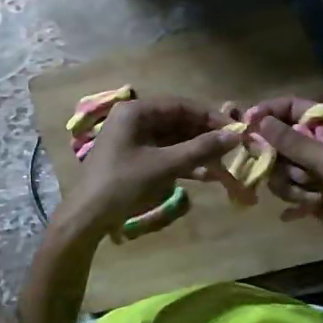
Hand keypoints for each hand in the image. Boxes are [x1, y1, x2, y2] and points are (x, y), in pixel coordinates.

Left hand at [64, 96, 239, 232]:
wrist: (88, 216)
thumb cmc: (124, 184)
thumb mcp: (165, 165)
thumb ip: (200, 149)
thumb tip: (235, 136)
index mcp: (136, 111)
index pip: (181, 105)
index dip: (209, 117)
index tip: (234, 130)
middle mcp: (133, 119)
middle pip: (177, 121)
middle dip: (204, 136)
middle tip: (231, 148)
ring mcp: (132, 139)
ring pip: (173, 139)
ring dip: (196, 151)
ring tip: (223, 163)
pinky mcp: (134, 158)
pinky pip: (164, 153)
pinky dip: (183, 162)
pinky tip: (205, 174)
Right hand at [249, 97, 322, 258]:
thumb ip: (297, 144)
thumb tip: (259, 122)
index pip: (295, 107)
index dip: (271, 113)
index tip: (247, 124)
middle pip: (282, 138)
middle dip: (281, 156)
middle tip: (283, 169)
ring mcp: (317, 168)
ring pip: (281, 165)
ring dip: (291, 181)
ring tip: (313, 194)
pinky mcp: (312, 192)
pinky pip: (287, 187)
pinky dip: (296, 197)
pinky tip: (314, 206)